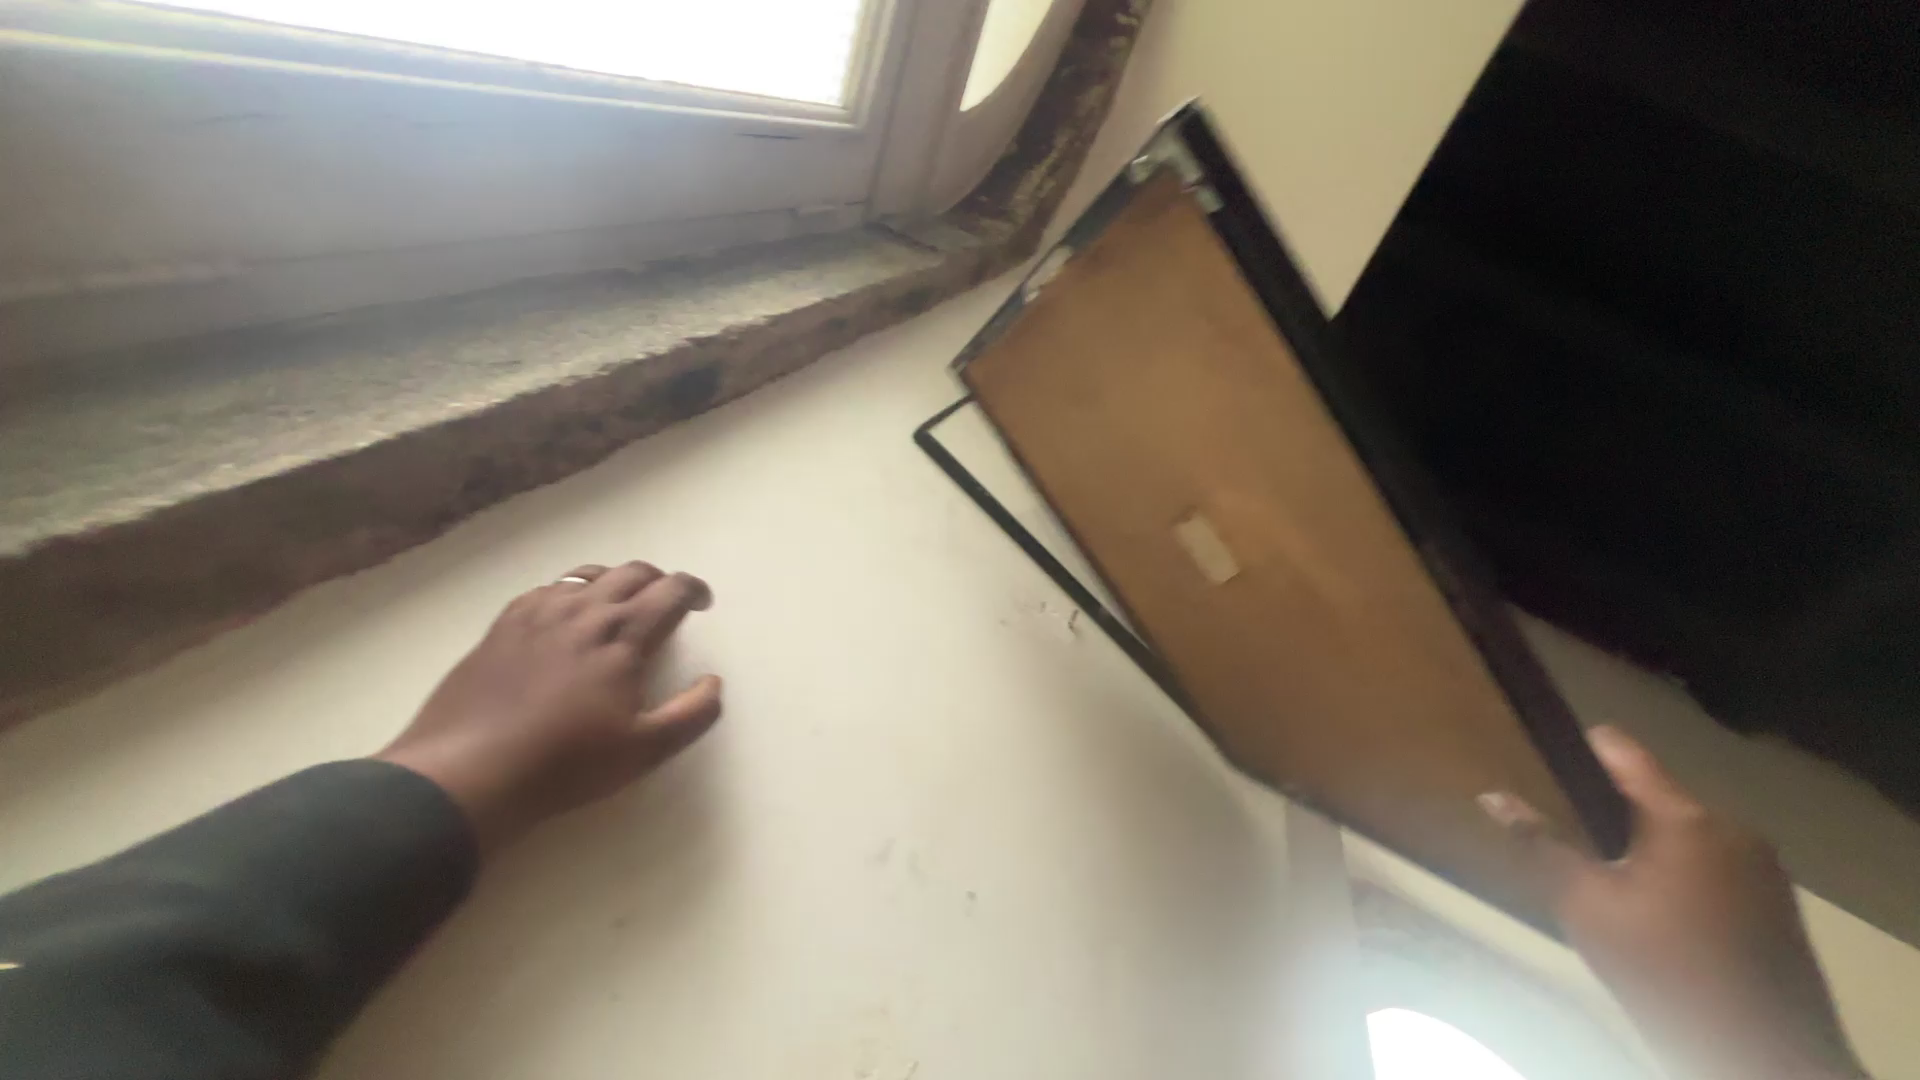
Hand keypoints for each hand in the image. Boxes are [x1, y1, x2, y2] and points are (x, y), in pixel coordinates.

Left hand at [376, 561, 722, 851]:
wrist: (467, 773)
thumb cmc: (565, 763)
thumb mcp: (644, 750)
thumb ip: (692, 714)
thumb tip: (714, 682)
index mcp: (622, 634)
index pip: (670, 591)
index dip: (694, 591)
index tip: (702, 604)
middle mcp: (584, 610)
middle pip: (632, 573)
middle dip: (660, 581)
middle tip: (668, 603)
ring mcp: (538, 613)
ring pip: (588, 575)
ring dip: (616, 581)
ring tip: (621, 604)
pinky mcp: (503, 624)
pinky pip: (547, 589)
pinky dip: (572, 592)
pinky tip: (567, 616)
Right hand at [1481, 726, 1864, 1079]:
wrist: (1760, 1055)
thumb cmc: (1661, 967)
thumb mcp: (1583, 902)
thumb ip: (1539, 842)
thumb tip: (1490, 795)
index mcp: (1688, 819)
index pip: (1624, 752)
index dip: (1578, 743)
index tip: (1537, 741)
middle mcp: (1732, 828)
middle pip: (1650, 791)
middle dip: (1603, 802)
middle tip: (1557, 820)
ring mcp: (1760, 864)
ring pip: (1677, 826)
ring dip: (1636, 834)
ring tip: (1591, 858)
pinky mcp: (1772, 897)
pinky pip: (1706, 855)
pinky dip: (1668, 860)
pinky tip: (1640, 894)